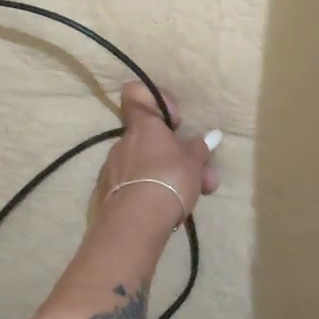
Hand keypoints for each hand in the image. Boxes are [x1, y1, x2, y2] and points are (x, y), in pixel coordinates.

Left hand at [94, 81, 220, 233]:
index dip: (157, 100)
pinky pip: (136, 186)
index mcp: (144, 126)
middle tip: (202, 176)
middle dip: (177, 156)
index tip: (175, 121)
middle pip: (151, 140)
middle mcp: (123, 143)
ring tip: (196, 197)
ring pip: (147, 166)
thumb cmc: (169, 179)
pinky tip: (170, 211)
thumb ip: (200, 149)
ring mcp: (113, 170)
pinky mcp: (108, 196)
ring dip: (170, 177)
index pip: (136, 94)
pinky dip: (153, 193)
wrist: (135, 223)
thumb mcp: (194, 163)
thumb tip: (210, 137)